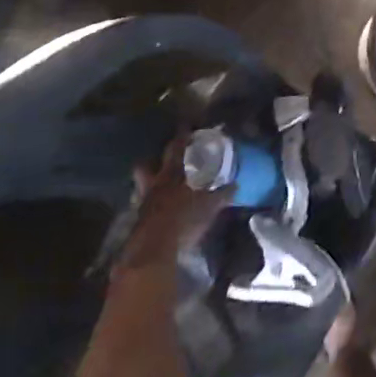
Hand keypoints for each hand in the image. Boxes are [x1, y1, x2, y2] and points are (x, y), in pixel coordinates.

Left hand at [116, 138, 227, 272]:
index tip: (187, 126)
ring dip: (149, 177)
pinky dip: (152, 199)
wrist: (154, 250)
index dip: (182, 135)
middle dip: (157, 158)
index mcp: (173, 174)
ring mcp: (144, 201)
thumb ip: (223, 193)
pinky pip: (144, 201)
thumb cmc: (184, 220)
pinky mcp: (139, 219)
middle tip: (171, 151)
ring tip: (162, 177)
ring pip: (142, 182)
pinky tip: (162, 204)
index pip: (177, 147)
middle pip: (148, 163)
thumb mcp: (211, 206)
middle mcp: (155, 183)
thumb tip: (235, 184)